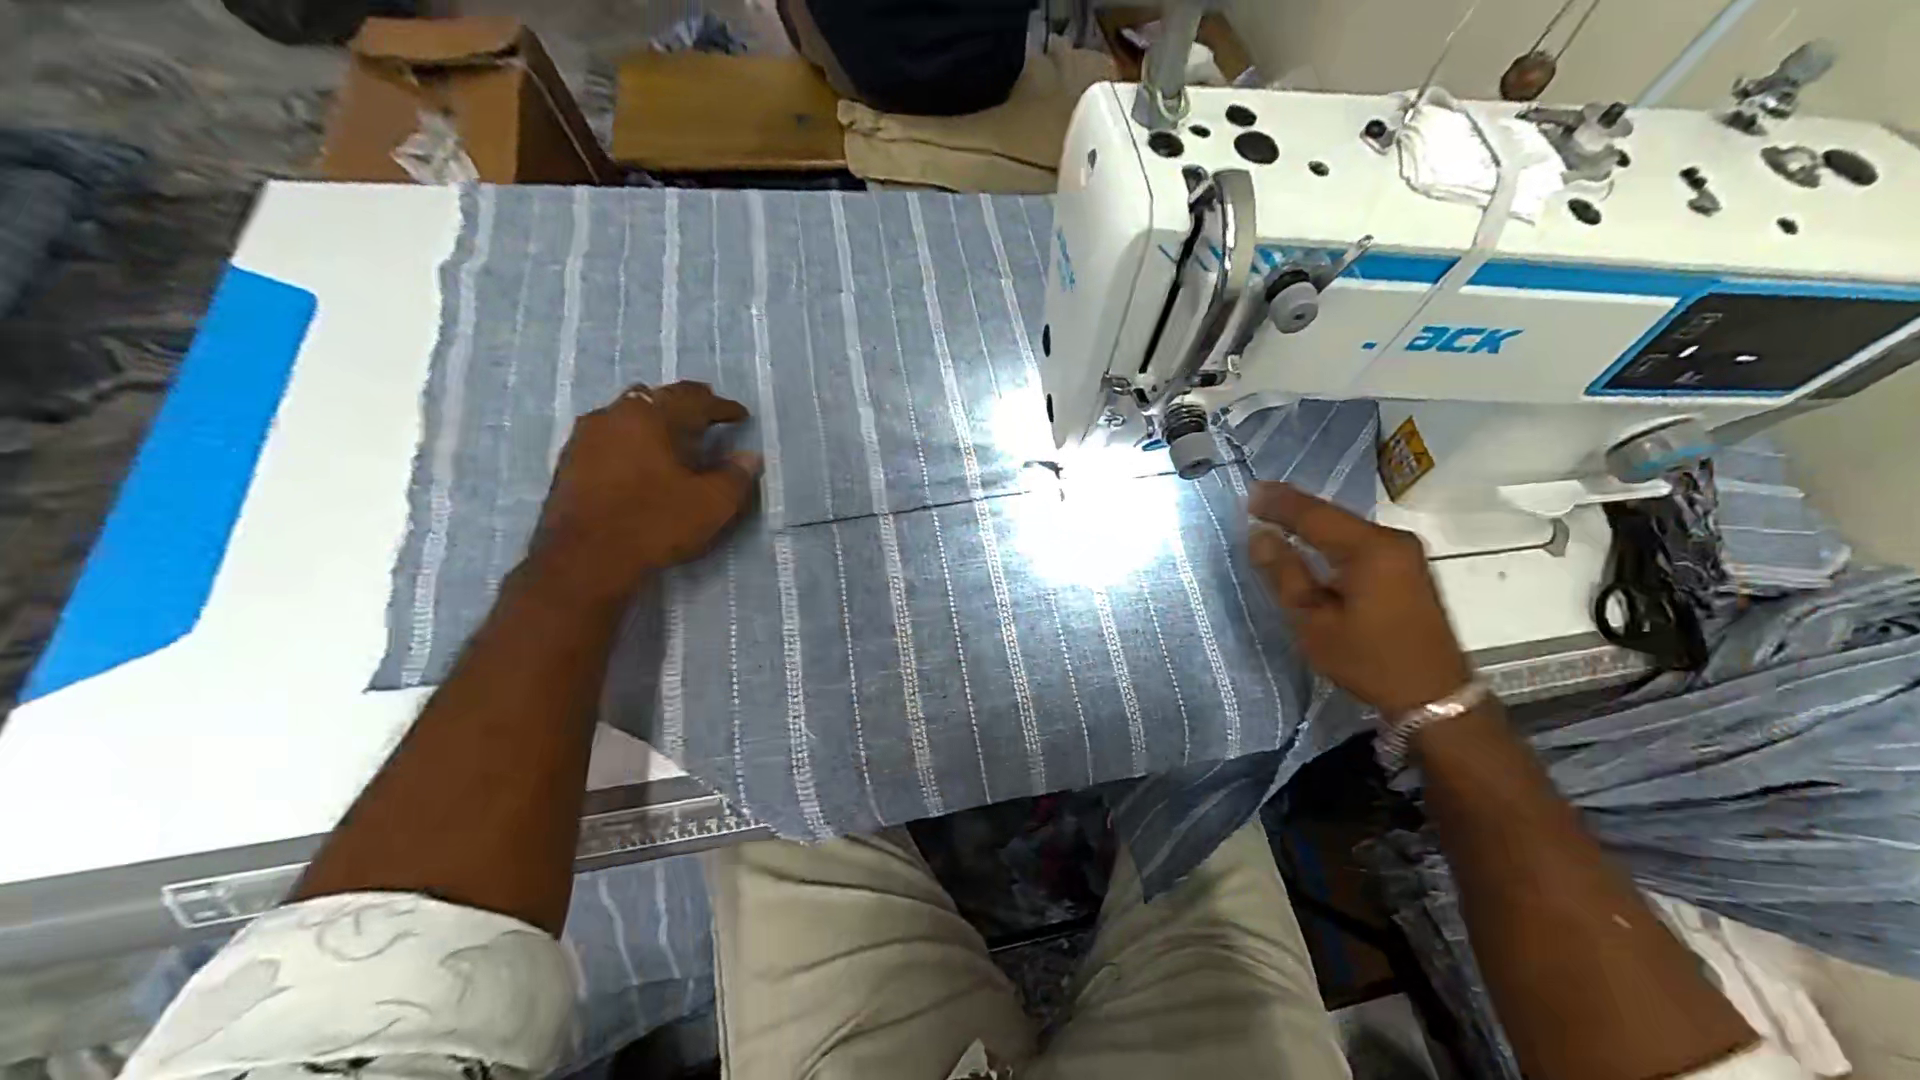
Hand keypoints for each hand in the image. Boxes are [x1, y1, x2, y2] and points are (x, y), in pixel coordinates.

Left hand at [527, 382, 760, 602]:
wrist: (583, 561)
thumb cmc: (653, 523)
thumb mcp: (711, 504)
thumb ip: (735, 475)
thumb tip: (750, 456)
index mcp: (650, 416)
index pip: (693, 399)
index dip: (721, 407)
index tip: (741, 415)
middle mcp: (613, 415)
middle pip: (656, 398)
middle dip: (686, 405)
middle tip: (707, 414)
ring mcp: (585, 438)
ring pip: (628, 416)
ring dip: (655, 421)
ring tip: (674, 436)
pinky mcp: (569, 462)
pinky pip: (610, 438)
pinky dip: (633, 441)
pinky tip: (641, 460)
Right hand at [1247, 482, 1472, 715]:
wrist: (1432, 695)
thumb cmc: (1367, 660)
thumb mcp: (1313, 621)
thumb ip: (1285, 573)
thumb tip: (1260, 535)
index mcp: (1370, 549)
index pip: (1313, 515)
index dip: (1277, 503)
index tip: (1246, 492)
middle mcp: (1392, 540)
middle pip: (1332, 516)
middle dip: (1293, 508)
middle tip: (1255, 501)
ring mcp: (1404, 552)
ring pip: (1345, 526)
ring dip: (1311, 521)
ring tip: (1274, 515)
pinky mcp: (1407, 566)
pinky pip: (1358, 539)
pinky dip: (1330, 536)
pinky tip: (1309, 538)